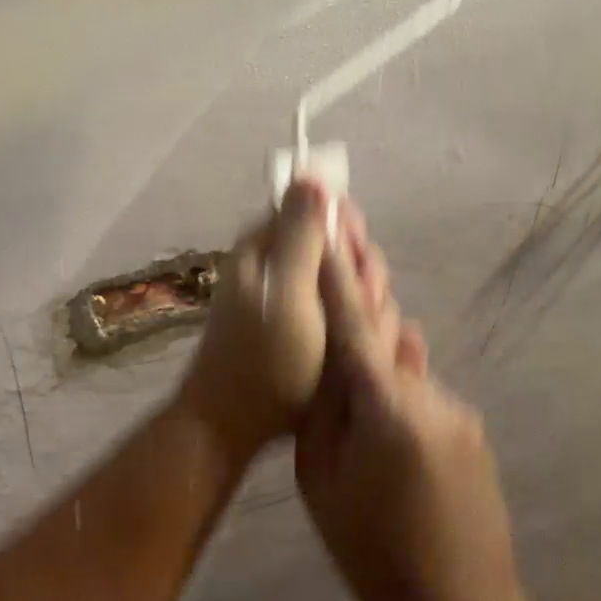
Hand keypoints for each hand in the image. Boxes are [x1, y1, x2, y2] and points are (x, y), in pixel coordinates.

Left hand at [181, 180, 364, 456]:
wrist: (233, 425)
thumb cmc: (266, 357)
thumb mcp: (290, 290)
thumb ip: (301, 233)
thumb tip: (310, 174)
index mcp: (262, 247)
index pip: (312, 210)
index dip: (344, 229)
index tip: (361, 260)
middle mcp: (270, 265)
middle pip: (330, 246)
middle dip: (358, 270)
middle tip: (367, 304)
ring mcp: (281, 298)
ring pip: (337, 281)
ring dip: (359, 300)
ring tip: (366, 333)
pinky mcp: (292, 329)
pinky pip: (331, 310)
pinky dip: (349, 322)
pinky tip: (360, 345)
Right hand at [295, 232, 525, 600]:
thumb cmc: (368, 542)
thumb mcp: (319, 474)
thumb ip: (328, 403)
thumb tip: (345, 353)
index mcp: (385, 404)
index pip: (351, 318)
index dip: (335, 265)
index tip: (327, 215)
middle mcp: (429, 393)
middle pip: (382, 329)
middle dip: (359, 283)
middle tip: (343, 234)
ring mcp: (457, 410)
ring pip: (402, 362)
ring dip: (375, 344)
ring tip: (348, 326)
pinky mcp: (470, 431)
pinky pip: (421, 388)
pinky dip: (396, 380)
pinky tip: (379, 399)